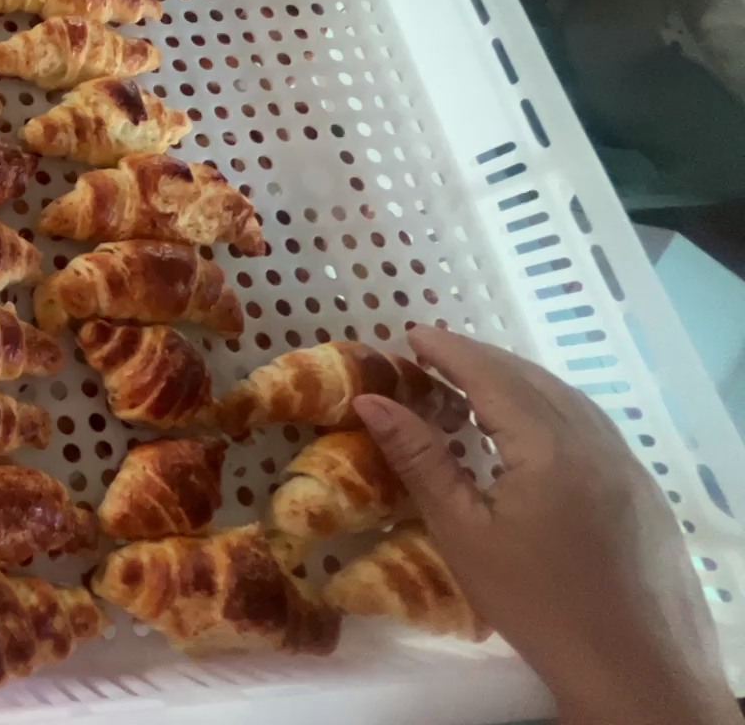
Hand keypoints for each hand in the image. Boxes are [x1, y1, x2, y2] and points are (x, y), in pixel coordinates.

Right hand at [354, 328, 737, 724]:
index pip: (495, 379)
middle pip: (533, 380)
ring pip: (565, 398)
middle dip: (477, 357)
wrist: (641, 678)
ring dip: (511, 376)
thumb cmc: (535, 602)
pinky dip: (540, 401)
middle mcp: (599, 448)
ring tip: (463, 375)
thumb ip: (418, 457)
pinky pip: (586, 422)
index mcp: (553, 453)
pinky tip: (515, 418)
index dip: (450, 351)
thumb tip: (370, 400)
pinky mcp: (640, 491)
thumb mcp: (460, 530)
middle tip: (425, 350)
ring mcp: (628, 469)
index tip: (409, 334)